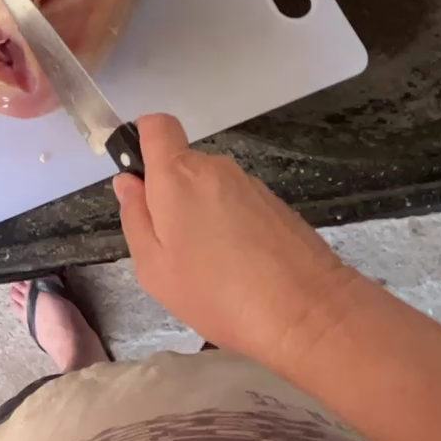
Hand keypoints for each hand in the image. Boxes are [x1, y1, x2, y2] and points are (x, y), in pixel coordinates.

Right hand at [114, 114, 360, 364]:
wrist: (311, 315)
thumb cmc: (219, 293)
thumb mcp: (154, 268)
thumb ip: (134, 217)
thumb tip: (128, 183)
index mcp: (177, 175)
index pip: (156, 125)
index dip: (143, 142)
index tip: (142, 181)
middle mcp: (213, 167)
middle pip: (182, 164)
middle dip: (173, 195)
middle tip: (176, 246)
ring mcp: (249, 183)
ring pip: (210, 186)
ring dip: (204, 213)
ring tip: (214, 266)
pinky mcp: (276, 203)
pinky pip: (238, 203)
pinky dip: (234, 226)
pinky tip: (244, 268)